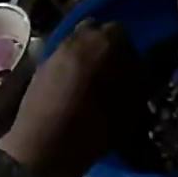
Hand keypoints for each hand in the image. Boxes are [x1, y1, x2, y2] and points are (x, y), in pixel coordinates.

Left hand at [0, 20, 141, 176]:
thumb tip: (137, 68)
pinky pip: (61, 59)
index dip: (127, 50)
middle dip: (104, 46)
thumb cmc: (96, 126)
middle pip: (95, 31)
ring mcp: (55, 50)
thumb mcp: (132, 107)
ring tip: (90, 83)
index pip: (122, 31)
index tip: (130, 68)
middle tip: (111, 70)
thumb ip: (138, 80)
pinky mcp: (39, 66)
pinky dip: (68, 69)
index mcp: (104, 41)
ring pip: (76, 44)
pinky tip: (71, 92)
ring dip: (85, 57)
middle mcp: (77, 37)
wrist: (45, 145)